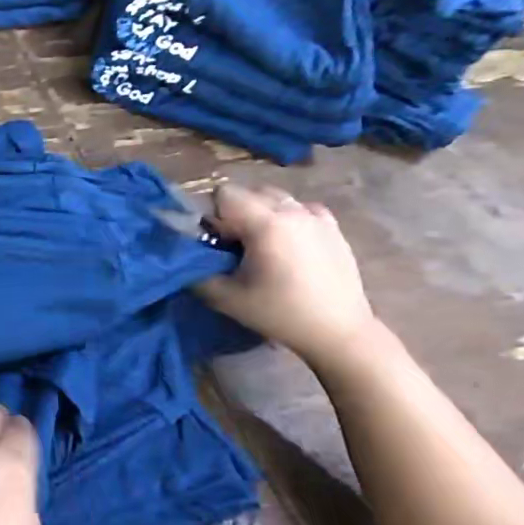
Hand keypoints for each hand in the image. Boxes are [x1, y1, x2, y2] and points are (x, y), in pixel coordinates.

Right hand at [196, 184, 378, 360]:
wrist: (339, 332)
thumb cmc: (279, 314)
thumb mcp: (226, 298)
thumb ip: (196, 272)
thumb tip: (184, 256)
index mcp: (266, 223)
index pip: (224, 193)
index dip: (214, 215)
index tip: (219, 243)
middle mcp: (292, 210)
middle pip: (249, 192)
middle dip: (237, 213)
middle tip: (238, 247)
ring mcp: (316, 216)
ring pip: (276, 198)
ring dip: (262, 214)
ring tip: (265, 247)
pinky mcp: (333, 227)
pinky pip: (301, 209)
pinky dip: (289, 219)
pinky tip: (291, 245)